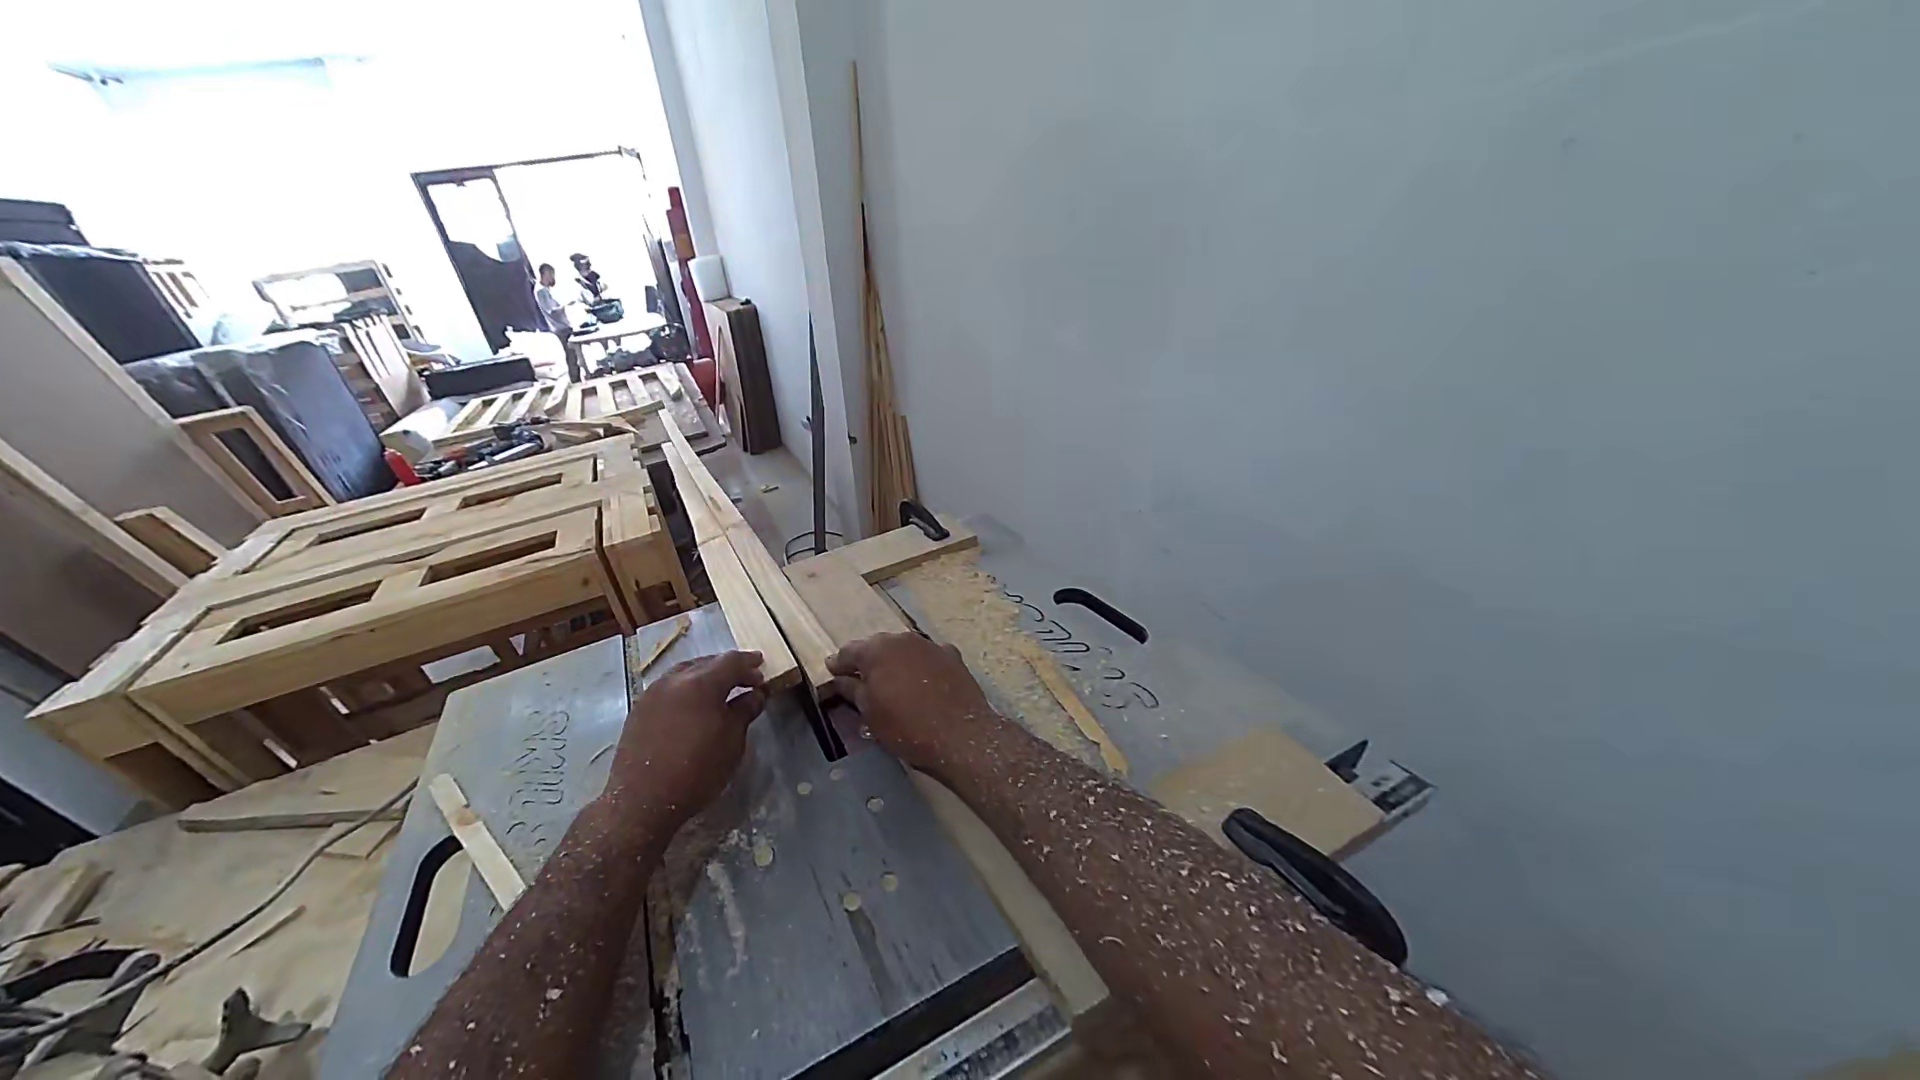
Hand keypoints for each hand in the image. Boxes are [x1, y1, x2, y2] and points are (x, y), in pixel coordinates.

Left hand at [608, 650, 766, 827]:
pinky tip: (694, 705)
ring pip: (685, 673)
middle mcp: (674, 681)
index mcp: (701, 684)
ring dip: (706, 677)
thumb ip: (745, 711)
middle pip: (706, 663)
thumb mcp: (732, 742)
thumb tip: (755, 694)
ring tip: (720, 691)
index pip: (731, 661)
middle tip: (746, 679)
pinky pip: (670, 688)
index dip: (749, 663)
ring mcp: (653, 693)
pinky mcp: (639, 709)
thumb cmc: (697, 771)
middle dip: (728, 668)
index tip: (762, 668)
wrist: (642, 801)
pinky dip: (687, 689)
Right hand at [827, 633, 1005, 774]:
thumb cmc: (906, 727)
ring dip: (895, 663)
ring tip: (891, 683)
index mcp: (877, 650)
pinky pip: (928, 658)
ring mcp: (931, 646)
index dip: (839, 664)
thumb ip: (852, 689)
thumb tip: (840, 678)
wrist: (961, 736)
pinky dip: (921, 667)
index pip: (849, 651)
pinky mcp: (953, 657)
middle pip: (878, 647)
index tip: (832, 673)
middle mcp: (903, 639)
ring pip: (904, 650)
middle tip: (860, 681)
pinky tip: (921, 683)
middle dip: (868, 662)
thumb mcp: (870, 712)